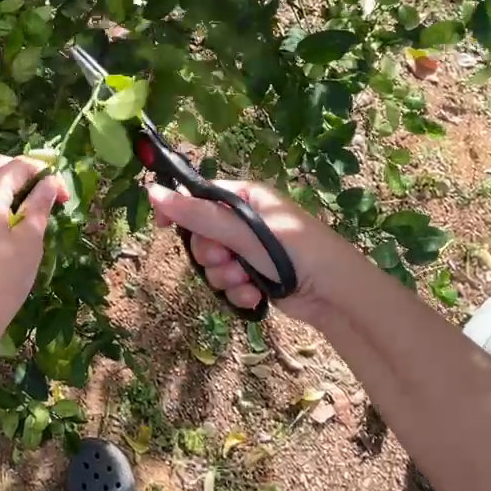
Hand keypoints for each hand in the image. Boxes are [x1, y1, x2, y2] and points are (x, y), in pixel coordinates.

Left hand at [0, 155, 68, 371]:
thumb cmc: (0, 284)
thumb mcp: (28, 244)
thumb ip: (39, 207)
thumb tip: (50, 182)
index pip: (17, 166)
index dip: (44, 172)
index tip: (65, 195)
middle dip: (22, 172)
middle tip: (45, 194)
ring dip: (6, 187)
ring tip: (28, 212)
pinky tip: (5, 229)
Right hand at [145, 179, 360, 323]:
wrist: (337, 298)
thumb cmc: (295, 252)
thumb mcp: (244, 231)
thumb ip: (199, 215)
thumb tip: (153, 192)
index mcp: (244, 196)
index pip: (197, 195)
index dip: (178, 210)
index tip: (160, 226)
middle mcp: (244, 220)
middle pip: (200, 233)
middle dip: (209, 253)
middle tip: (226, 260)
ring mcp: (249, 250)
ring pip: (212, 262)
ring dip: (224, 276)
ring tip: (246, 281)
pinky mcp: (254, 276)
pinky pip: (228, 282)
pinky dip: (237, 291)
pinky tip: (254, 296)